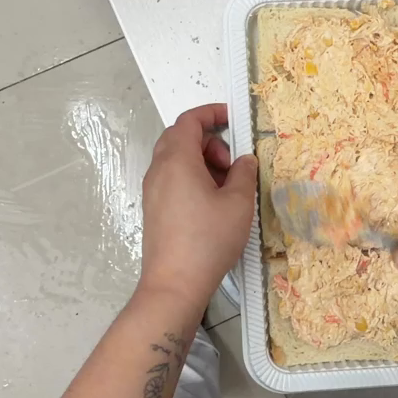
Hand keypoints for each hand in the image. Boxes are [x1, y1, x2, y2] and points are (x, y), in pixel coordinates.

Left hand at [136, 104, 256, 311]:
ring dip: (202, 162)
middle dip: (208, 141)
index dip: (211, 113)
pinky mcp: (154, 210)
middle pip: (180, 138)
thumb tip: (245, 161)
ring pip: (176, 160)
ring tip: (226, 187)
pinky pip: (172, 180)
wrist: (174, 283)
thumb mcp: (239, 203)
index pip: (189, 121)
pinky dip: (192, 179)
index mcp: (177, 160)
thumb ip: (244, 174)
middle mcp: (159, 171)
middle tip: (231, 163)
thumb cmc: (208, 240)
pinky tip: (212, 204)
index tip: (232, 119)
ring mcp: (153, 191)